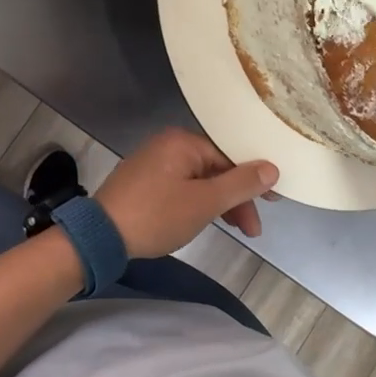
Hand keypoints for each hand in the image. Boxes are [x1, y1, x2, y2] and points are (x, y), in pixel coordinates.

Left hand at [93, 129, 278, 258]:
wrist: (101, 234)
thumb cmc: (157, 215)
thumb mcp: (204, 202)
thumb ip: (240, 184)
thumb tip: (271, 168)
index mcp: (182, 141)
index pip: (230, 155)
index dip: (253, 180)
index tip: (274, 203)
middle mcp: (167, 144)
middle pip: (215, 167)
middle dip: (236, 197)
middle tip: (252, 229)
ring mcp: (152, 162)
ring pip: (199, 179)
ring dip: (219, 203)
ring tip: (236, 230)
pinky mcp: (143, 181)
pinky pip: (181, 186)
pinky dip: (197, 202)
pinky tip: (205, 220)